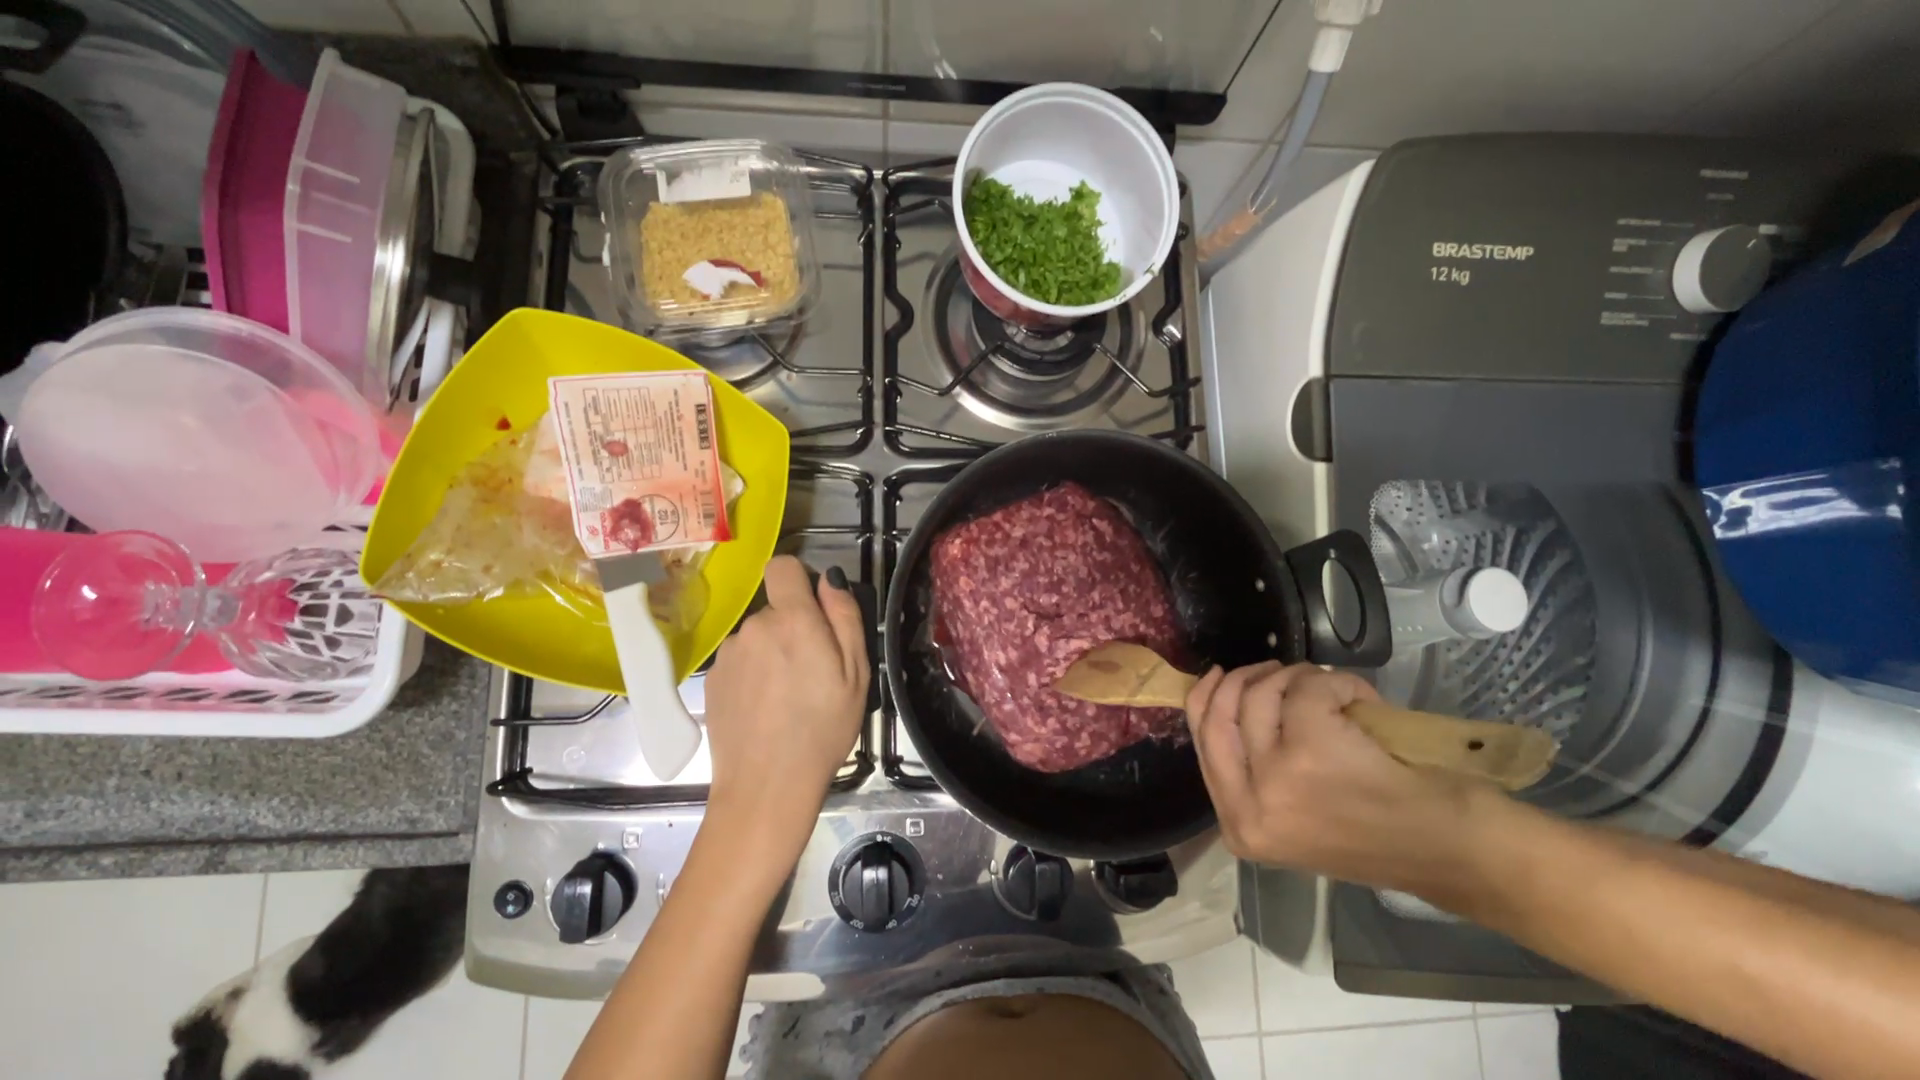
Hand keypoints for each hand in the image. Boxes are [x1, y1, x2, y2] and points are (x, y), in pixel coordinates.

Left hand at [702, 556, 868, 864]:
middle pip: (773, 608)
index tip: (815, 609)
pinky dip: (753, 676)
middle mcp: (753, 627)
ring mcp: (728, 654)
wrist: (766, 785)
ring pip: (756, 637)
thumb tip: (829, 580)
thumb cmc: (823, 729)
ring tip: (788, 697)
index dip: (800, 579)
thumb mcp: (856, 673)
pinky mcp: (712, 680)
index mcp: (792, 619)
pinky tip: (765, 710)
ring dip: (771, 653)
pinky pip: (739, 662)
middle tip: (813, 671)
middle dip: (793, 627)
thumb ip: (844, 616)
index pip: (783, 566)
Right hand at [1185, 662, 1494, 893]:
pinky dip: (1338, 682)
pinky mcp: (1312, 746)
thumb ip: (1259, 774)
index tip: (1225, 675)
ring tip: (1338, 696)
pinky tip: (1365, 705)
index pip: (1203, 741)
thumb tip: (1235, 700)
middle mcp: (1247, 804)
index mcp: (1239, 827)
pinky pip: (1308, 686)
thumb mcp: (1298, 818)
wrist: (1459, 853)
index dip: (1210, 698)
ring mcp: (1276, 775)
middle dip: (1246, 680)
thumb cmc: (1387, 837)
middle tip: (1282, 675)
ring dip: (1301, 680)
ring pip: (1261, 694)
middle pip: (1219, 712)